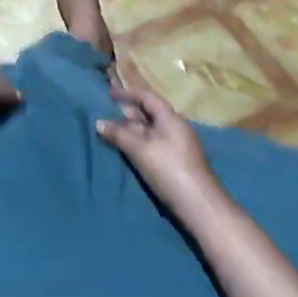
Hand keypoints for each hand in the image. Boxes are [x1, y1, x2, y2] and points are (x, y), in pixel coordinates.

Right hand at [96, 86, 214, 202]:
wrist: (198, 203)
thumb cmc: (168, 169)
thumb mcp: (139, 149)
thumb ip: (118, 134)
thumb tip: (99, 122)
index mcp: (170, 118)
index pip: (147, 96)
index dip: (128, 93)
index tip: (109, 94)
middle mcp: (175, 127)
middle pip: (149, 113)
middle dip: (128, 112)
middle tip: (106, 114)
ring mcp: (177, 145)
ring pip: (150, 130)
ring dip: (131, 129)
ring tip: (111, 132)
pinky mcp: (176, 161)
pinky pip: (153, 143)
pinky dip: (138, 142)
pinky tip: (127, 150)